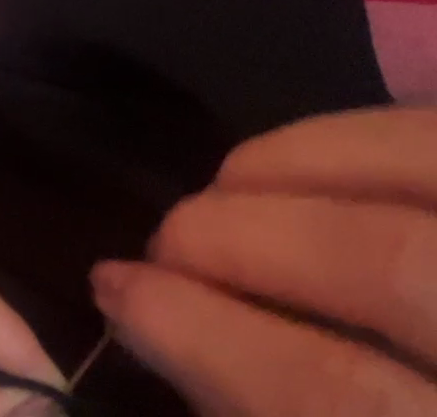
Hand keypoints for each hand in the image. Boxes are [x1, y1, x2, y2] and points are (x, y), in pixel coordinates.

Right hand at [93, 107, 436, 415]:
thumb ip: (280, 411)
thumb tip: (158, 323)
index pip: (341, 396)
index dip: (209, 336)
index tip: (117, 288)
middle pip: (408, 270)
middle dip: (245, 237)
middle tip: (171, 239)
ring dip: (311, 158)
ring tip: (237, 177)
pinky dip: (394, 135)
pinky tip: (341, 155)